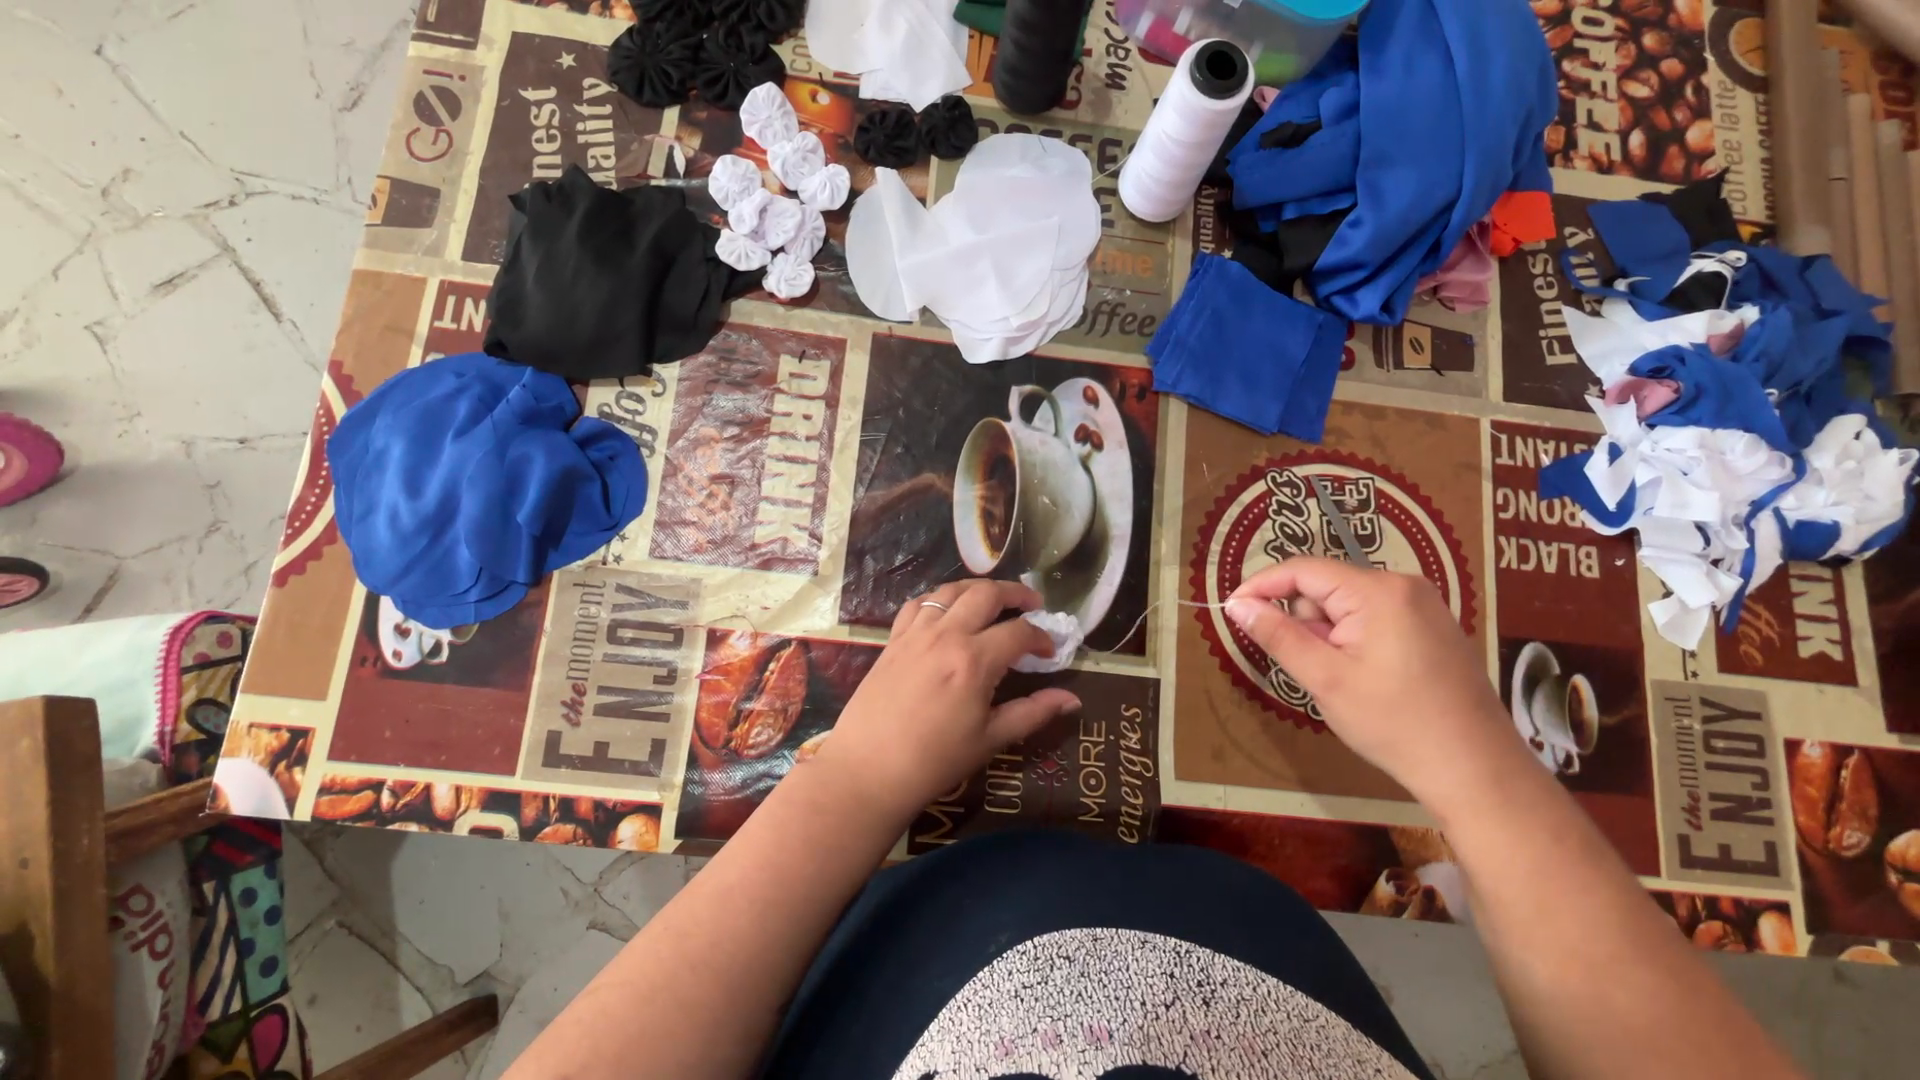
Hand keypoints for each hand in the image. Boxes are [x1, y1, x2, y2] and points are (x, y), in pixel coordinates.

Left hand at [812, 580, 1081, 815]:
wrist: (869, 769)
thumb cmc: (935, 760)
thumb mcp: (990, 739)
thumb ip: (1032, 713)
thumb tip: (1072, 700)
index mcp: (974, 660)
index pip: (1019, 632)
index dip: (1042, 637)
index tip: (1050, 651)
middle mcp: (946, 635)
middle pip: (986, 594)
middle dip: (1015, 593)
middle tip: (1032, 603)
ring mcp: (915, 634)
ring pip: (950, 591)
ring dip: (978, 589)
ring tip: (994, 600)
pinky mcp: (893, 640)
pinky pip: (919, 604)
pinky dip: (939, 600)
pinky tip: (947, 612)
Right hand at [1225, 557, 1524, 806]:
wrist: (1475, 767)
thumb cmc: (1393, 723)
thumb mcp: (1325, 679)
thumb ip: (1278, 635)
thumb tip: (1236, 604)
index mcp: (1378, 591)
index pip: (1303, 570)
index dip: (1261, 586)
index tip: (1231, 611)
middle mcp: (1404, 585)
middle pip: (1326, 587)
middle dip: (1305, 622)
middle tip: (1313, 670)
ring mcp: (1424, 605)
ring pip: (1348, 605)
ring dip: (1329, 635)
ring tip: (1343, 682)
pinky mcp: (1433, 627)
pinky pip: (1374, 618)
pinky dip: (1354, 641)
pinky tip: (1367, 680)